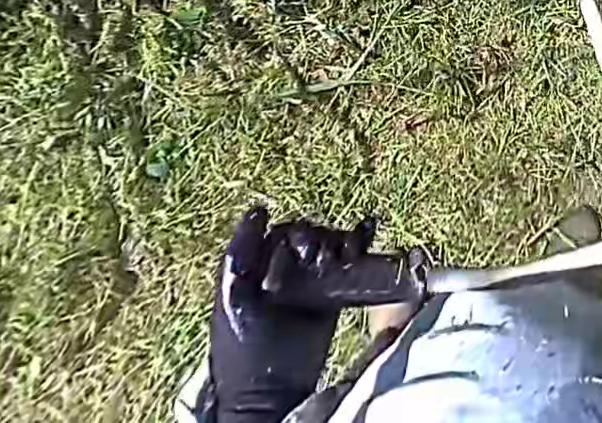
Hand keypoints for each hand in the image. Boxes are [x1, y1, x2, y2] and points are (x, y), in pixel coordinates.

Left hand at [209, 208, 348, 422]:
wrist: (269, 394)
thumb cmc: (242, 350)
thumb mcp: (233, 298)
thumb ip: (240, 254)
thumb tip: (259, 207)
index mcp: (260, 265)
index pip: (283, 231)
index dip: (294, 236)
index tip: (300, 252)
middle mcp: (287, 268)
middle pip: (311, 235)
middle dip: (320, 240)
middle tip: (321, 261)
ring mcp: (312, 280)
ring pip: (332, 244)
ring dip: (341, 242)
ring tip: (345, 255)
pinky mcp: (334, 294)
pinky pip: (350, 261)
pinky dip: (361, 242)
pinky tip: (369, 228)